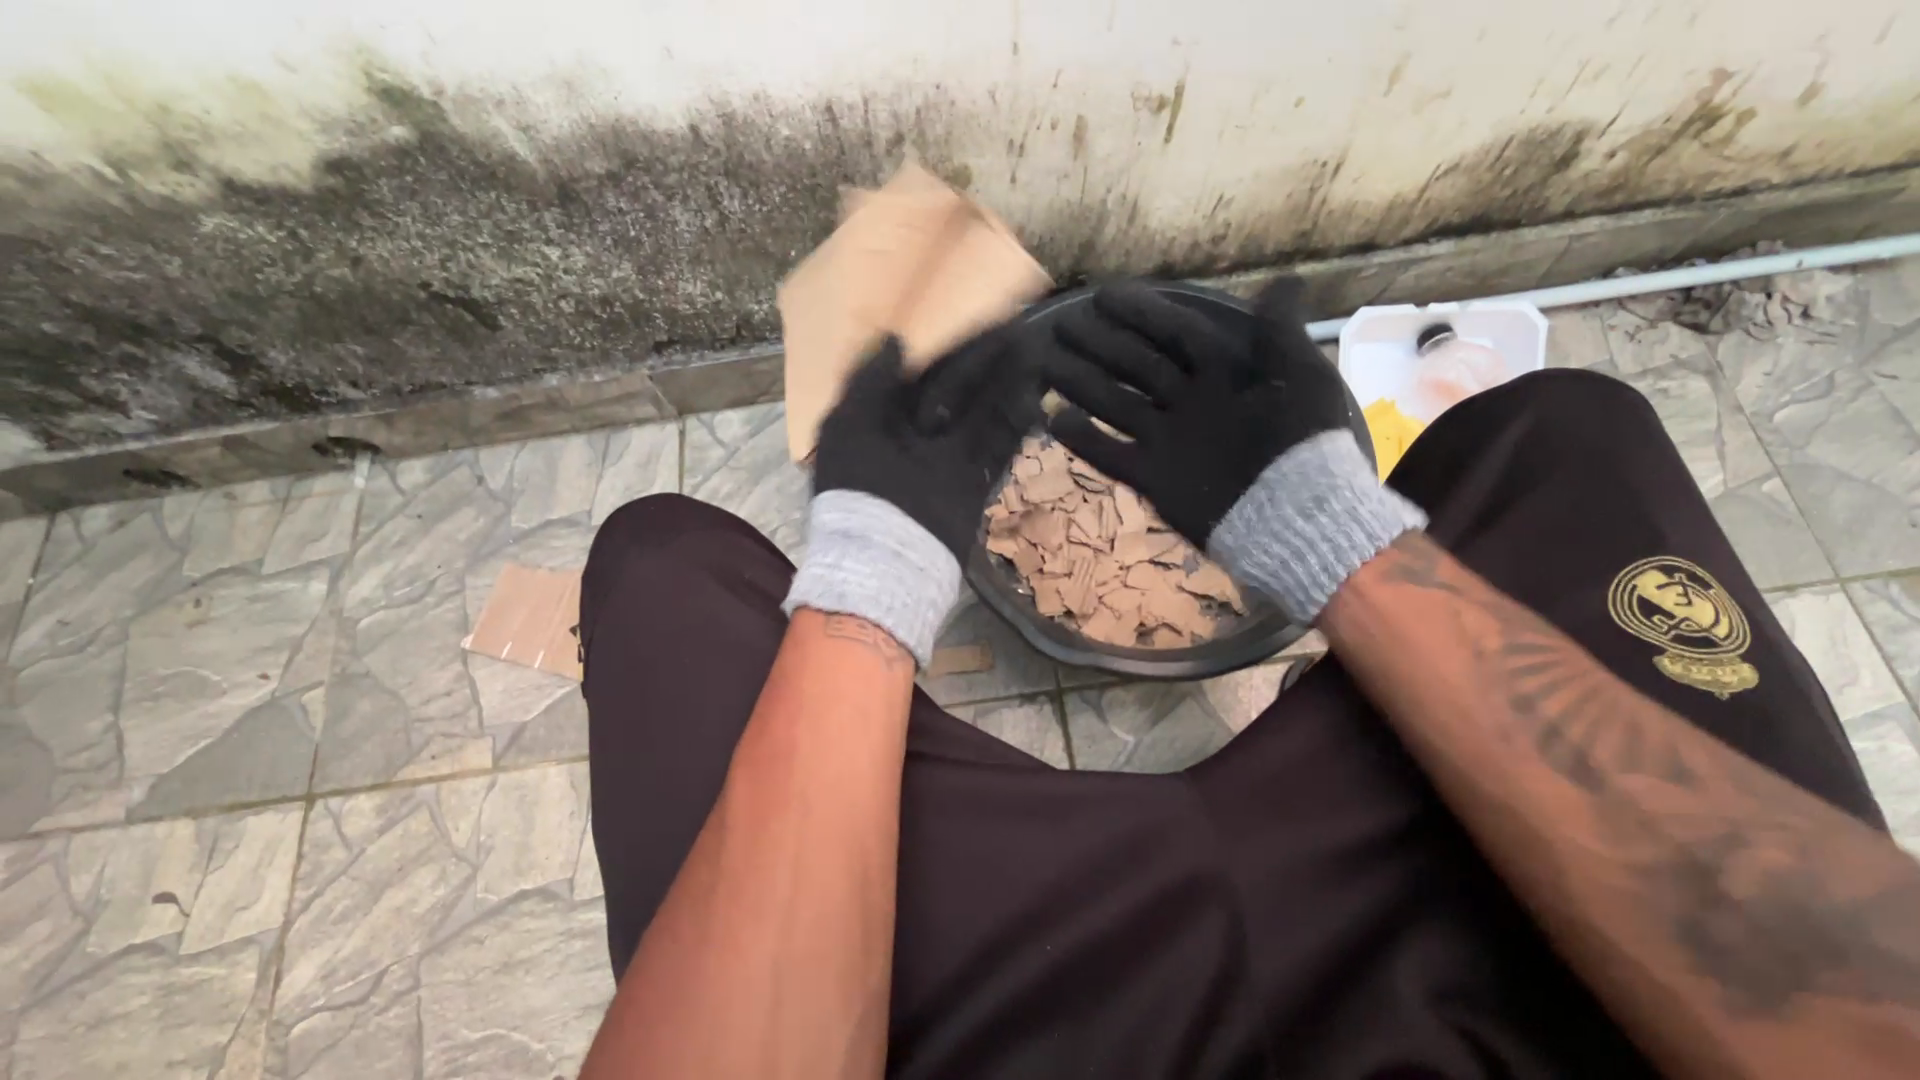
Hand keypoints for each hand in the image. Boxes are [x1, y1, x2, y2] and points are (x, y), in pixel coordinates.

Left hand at [784, 326, 1041, 664]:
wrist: (882, 568)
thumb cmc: (860, 491)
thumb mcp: (850, 426)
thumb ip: (869, 379)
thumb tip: (893, 337)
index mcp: (876, 418)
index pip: (916, 369)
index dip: (946, 343)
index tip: (975, 315)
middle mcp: (910, 436)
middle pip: (952, 388)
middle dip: (983, 360)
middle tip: (1019, 329)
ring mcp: (942, 461)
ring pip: (978, 414)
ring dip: (1006, 386)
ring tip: (1036, 354)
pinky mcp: (967, 485)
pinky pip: (993, 448)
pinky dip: (1014, 426)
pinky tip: (1035, 402)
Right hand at [1043, 279, 1350, 545]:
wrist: (1294, 517)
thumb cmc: (1301, 443)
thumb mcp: (1302, 377)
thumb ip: (1281, 332)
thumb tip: (1286, 280)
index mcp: (1223, 376)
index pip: (1175, 334)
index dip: (1142, 313)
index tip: (1103, 296)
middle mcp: (1189, 403)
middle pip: (1136, 366)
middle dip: (1099, 345)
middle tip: (1062, 327)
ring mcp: (1168, 441)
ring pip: (1116, 404)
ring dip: (1082, 384)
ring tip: (1045, 366)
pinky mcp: (1154, 477)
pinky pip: (1111, 455)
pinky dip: (1085, 440)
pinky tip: (1054, 420)